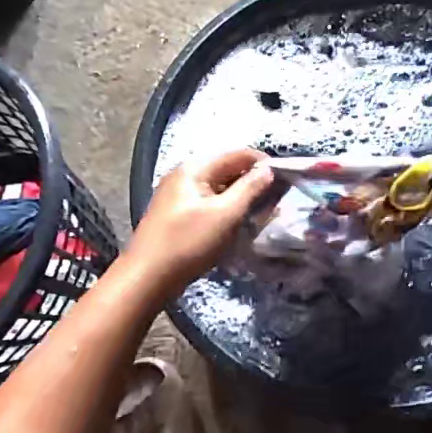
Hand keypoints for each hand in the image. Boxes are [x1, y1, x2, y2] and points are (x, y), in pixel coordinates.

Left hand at [122, 149, 273, 294]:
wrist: (146, 279)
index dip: (264, 164)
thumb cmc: (188, 243)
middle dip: (253, 182)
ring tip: (261, 214)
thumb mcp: (225, 214)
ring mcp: (180, 196)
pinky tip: (238, 224)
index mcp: (195, 168)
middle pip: (228, 169)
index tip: (285, 182)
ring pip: (220, 188)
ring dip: (242, 198)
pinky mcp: (179, 215)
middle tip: (275, 201)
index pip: (238, 154)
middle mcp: (185, 175)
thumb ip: (250, 188)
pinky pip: (211, 203)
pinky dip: (227, 209)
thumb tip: (269, 169)